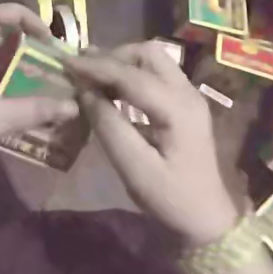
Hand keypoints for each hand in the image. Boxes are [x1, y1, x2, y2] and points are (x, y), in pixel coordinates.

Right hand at [65, 44, 241, 246]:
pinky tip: (110, 90)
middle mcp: (188, 94)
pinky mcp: (185, 106)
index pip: (132, 75)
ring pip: (153, 61)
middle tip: (81, 70)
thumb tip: (85, 93)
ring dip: (121, 63)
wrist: (207, 219)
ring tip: (91, 77)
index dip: (96, 67)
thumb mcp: (134, 168)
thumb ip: (109, 127)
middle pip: (148, 54)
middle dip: (112, 56)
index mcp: (178, 109)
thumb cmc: (171, 198)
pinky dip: (130, 75)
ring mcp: (190, 98)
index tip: (66, 63)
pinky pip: (156, 76)